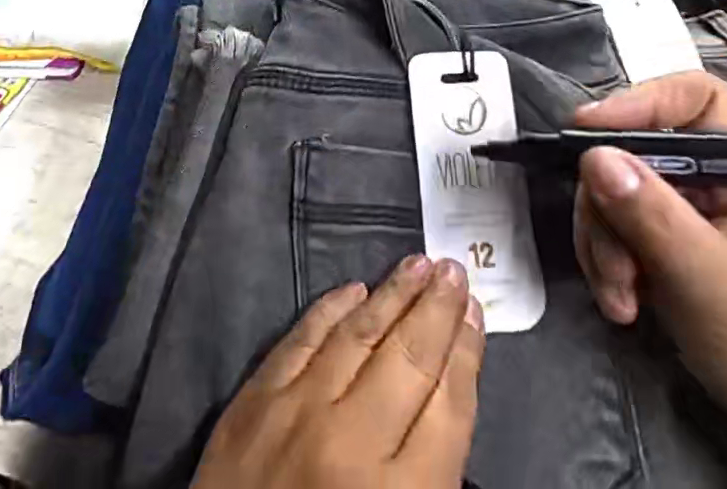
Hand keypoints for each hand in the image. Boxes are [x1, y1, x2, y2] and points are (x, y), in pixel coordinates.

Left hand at [191, 255, 484, 488]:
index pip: (449, 402)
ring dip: (394, 293)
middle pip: (411, 356)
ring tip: (418, 264)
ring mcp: (296, 418)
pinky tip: (354, 288)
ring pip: (359, 335)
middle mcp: (351, 445)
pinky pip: (300, 339)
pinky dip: (329, 309)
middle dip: (439, 307)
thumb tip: (450, 378)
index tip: (475, 311)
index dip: (467, 350)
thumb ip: (434, 463)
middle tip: (453, 269)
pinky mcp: (250, 407)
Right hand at [573, 72, 726, 462]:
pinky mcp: (678, 237)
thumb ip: (654, 217)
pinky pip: (624, 224)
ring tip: (620, 298)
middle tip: (610, 262)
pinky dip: (612, 259)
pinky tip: (624, 303)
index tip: (585, 131)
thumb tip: (594, 155)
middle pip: (643, 147)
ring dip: (607, 241)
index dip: (640, 102)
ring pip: (624, 187)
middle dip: (612, 203)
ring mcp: (700, 206)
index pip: (697, 97)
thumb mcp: (714, 287)